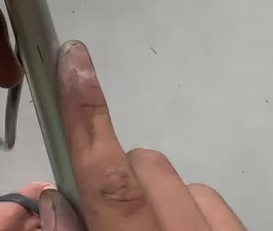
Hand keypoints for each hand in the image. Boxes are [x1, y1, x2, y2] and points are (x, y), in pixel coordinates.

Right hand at [38, 42, 245, 230]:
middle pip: (146, 166)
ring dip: (161, 199)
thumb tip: (54, 199)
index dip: (87, 116)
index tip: (73, 57)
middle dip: (121, 178)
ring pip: (184, 182)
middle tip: (108, 216)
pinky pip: (218, 206)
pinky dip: (196, 215)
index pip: (110, 179)